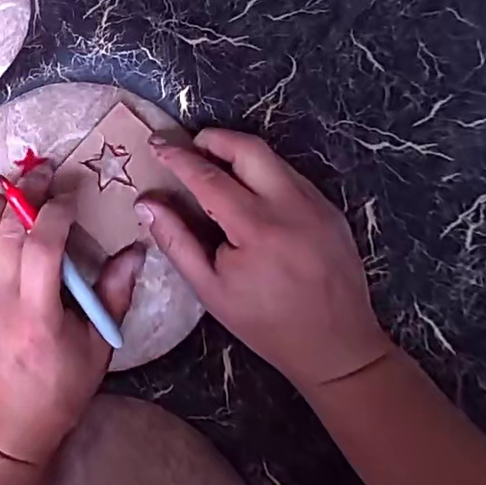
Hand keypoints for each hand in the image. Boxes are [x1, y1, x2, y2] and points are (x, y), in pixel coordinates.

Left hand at [0, 173, 141, 464]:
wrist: (4, 428)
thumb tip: (136, 250)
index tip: (72, 194)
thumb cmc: (58, 390)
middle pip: (6, 229)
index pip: (42, 244)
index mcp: (36, 312)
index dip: (57, 210)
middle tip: (46, 173)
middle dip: (27, 192)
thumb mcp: (98, 347)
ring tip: (15, 191)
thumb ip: (116, 294)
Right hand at [137, 129, 392, 390]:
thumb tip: (147, 203)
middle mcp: (291, 206)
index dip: (179, 157)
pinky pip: (291, 176)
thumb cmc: (266, 323)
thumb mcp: (211, 290)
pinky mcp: (331, 208)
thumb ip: (176, 241)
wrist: (338, 346)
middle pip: (248, 147)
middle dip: (214, 138)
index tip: (158, 144)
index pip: (209, 177)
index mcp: (258, 229)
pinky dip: (264, 173)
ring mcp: (317, 204)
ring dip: (240, 154)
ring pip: (272, 158)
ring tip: (215, 168)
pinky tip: (250, 194)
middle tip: (191, 147)